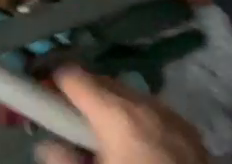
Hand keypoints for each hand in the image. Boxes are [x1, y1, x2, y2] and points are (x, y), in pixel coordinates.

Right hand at [36, 66, 209, 163]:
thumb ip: (63, 160)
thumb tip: (48, 145)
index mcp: (116, 114)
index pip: (71, 75)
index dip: (51, 82)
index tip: (40, 96)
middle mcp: (144, 104)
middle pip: (101, 82)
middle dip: (81, 96)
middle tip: (67, 121)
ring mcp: (171, 116)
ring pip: (129, 96)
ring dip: (111, 107)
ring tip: (103, 138)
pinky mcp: (191, 133)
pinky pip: (154, 113)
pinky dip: (138, 121)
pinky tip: (137, 149)